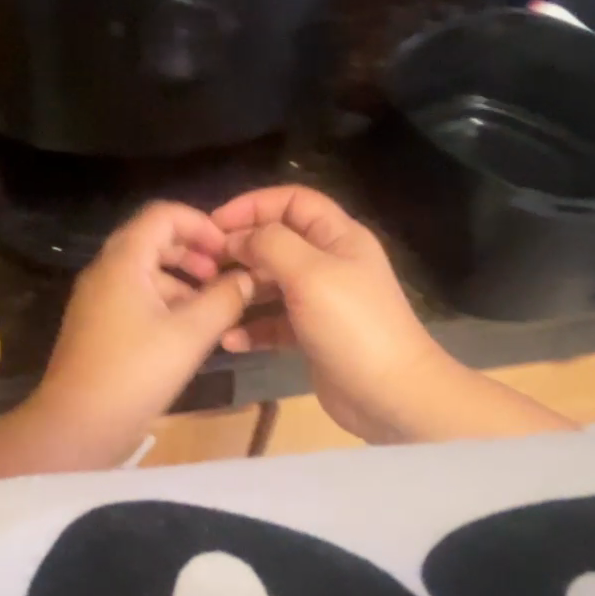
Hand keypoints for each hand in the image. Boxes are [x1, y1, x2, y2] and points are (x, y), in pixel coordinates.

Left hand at [26, 201, 254, 463]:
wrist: (77, 425)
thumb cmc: (135, 373)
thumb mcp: (190, 335)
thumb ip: (224, 300)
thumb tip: (246, 278)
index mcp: (123, 261)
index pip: (162, 215)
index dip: (201, 224)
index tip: (229, 251)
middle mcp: (105, 272)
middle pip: (152, 241)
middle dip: (193, 253)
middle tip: (223, 279)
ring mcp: (96, 301)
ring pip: (144, 273)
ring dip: (181, 282)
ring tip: (213, 309)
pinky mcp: (96, 327)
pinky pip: (134, 299)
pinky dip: (164, 304)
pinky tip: (187, 333)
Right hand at [211, 186, 454, 442]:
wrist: (390, 394)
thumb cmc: (352, 325)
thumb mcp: (310, 273)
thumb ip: (270, 245)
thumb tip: (238, 237)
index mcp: (338, 237)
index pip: (293, 201)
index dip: (253, 205)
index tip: (214, 225)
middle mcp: (330, 262)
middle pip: (277, 242)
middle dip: (241, 251)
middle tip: (204, 268)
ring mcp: (321, 301)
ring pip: (271, 284)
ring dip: (241, 291)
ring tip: (212, 303)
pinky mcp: (312, 335)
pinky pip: (274, 323)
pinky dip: (251, 329)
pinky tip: (230, 341)